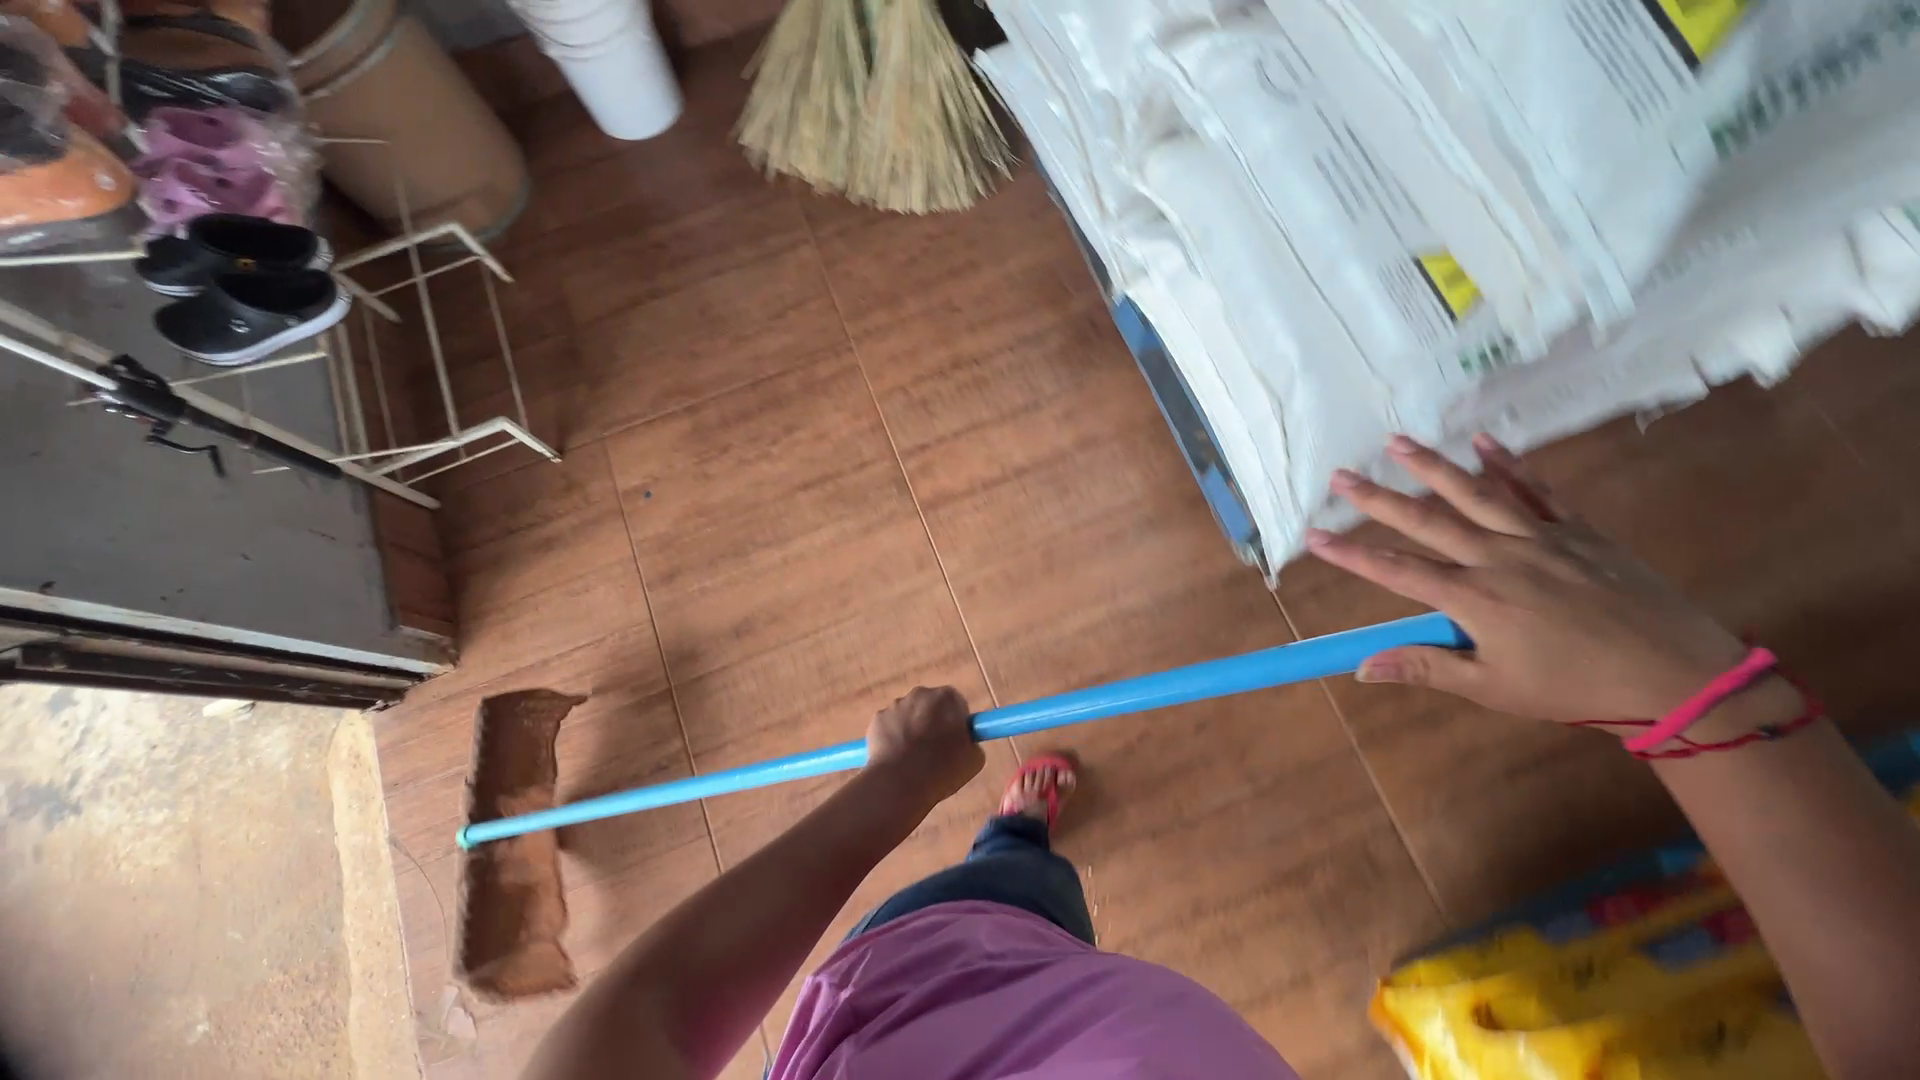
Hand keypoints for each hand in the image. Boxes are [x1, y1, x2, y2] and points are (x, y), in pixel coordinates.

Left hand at [863, 686, 983, 807]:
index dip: (957, 722)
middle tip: (935, 751)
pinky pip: (889, 727)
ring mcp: (895, 705)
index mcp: (947, 698)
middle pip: (930, 706)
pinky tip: (896, 760)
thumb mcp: (974, 759)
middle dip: (932, 723)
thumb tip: (963, 743)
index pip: (956, 704)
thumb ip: (970, 743)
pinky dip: (892, 739)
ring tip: (913, 760)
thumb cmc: (943, 770)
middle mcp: (920, 694)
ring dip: (911, 731)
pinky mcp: (876, 720)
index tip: (955, 741)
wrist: (900, 783)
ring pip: (908, 716)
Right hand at [1307, 434, 1749, 724]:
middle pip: (1426, 521)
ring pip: (1475, 494)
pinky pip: (1538, 490)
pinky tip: (1483, 441)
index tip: (1314, 536)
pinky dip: (1509, 464)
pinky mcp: (1578, 531)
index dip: (1351, 553)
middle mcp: (1498, 558)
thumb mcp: (1494, 688)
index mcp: (1474, 599)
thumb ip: (1427, 668)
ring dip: (1432, 467)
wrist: (1677, 675)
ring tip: (1397, 442)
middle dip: (1377, 498)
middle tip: (1341, 475)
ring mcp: (1540, 539)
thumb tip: (1363, 667)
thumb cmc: (1575, 688)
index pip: (1397, 570)